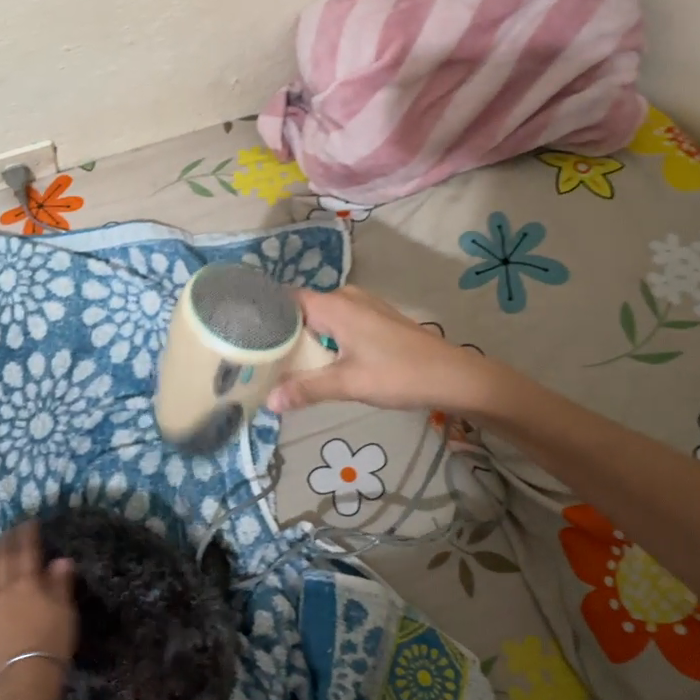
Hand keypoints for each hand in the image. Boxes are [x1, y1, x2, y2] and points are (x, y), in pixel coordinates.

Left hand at [0, 521, 77, 690]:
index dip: (26, 535)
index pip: (26, 552)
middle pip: (0, 563)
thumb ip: (60, 584)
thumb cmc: (52, 644)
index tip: (27, 523)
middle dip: (2, 545)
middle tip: (2, 533)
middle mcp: (2, 593)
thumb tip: (61, 560)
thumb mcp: (65, 611)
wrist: (26, 678)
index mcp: (26, 584)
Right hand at [267, 285, 524, 414]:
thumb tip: (269, 402)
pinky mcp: (375, 320)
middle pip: (301, 310)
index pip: (285, 300)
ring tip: (281, 363)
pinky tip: (319, 363)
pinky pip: (337, 324)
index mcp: (333, 304)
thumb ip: (306, 389)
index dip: (264, 316)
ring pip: (320, 319)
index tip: (243, 336)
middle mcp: (346, 297)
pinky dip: (324, 340)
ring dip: (304, 339)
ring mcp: (363, 307)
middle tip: (257, 358)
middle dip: (282, 333)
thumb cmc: (399, 374)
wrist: (456, 377)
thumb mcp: (348, 384)